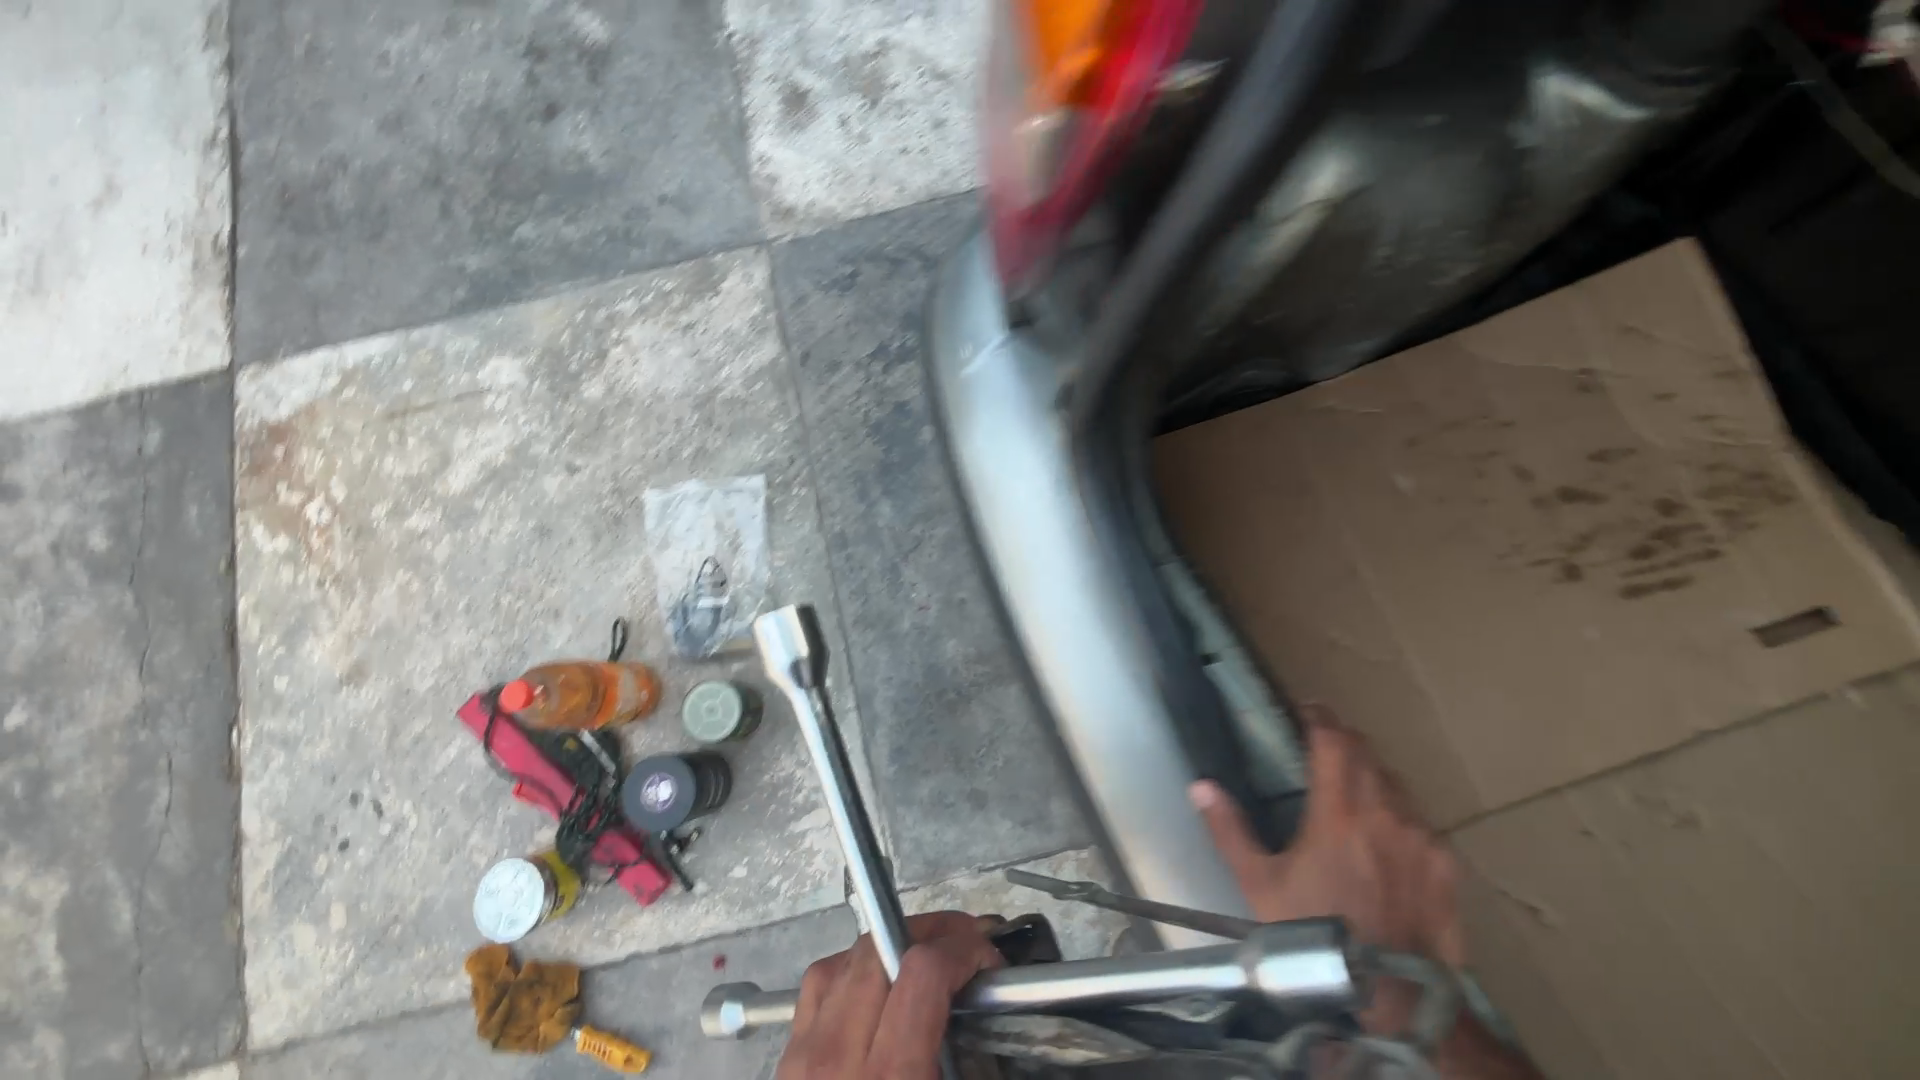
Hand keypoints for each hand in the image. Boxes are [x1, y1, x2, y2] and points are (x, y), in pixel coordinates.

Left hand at [776, 911, 1002, 1079]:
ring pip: (841, 961)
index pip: (922, 971)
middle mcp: (836, 1059)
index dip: (962, 948)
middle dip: (928, 930)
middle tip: (963, 942)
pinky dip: (850, 972)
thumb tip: (990, 1008)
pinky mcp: (784, 1062)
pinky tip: (876, 987)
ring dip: (887, 945)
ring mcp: (800, 1058)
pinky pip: (816, 991)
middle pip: (877, 950)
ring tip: (924, 957)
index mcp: (890, 1078)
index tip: (987, 957)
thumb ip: (974, 1059)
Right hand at [1189, 706, 1464, 1030]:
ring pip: (1396, 785)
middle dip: (1343, 741)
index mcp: (1338, 813)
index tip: (1306, 709)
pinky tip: (1386, 840)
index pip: (1334, 741)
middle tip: (1322, 745)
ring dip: (1371, 777)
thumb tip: (1201, 787)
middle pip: (1367, 754)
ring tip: (1352, 794)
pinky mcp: (1447, 862)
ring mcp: (1422, 836)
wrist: (1395, 993)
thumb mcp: (1260, 885)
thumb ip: (1229, 831)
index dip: (1319, 717)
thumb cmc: (1317, 934)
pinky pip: (1420, 821)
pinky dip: (1398, 816)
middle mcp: (1385, 812)